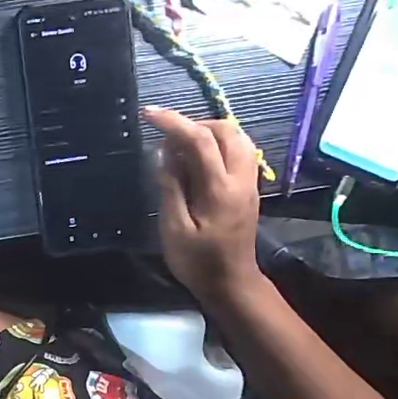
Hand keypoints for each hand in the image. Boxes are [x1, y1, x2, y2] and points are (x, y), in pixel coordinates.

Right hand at [144, 105, 261, 297]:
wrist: (232, 284)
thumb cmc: (198, 262)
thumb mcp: (174, 229)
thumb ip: (170, 187)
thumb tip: (164, 153)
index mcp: (220, 188)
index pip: (200, 140)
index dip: (173, 122)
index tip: (149, 114)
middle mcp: (240, 179)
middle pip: (226, 130)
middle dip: (194, 123)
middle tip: (167, 136)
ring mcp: (249, 183)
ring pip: (238, 138)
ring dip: (209, 132)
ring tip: (181, 145)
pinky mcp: (249, 190)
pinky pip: (239, 152)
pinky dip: (218, 145)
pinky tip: (198, 160)